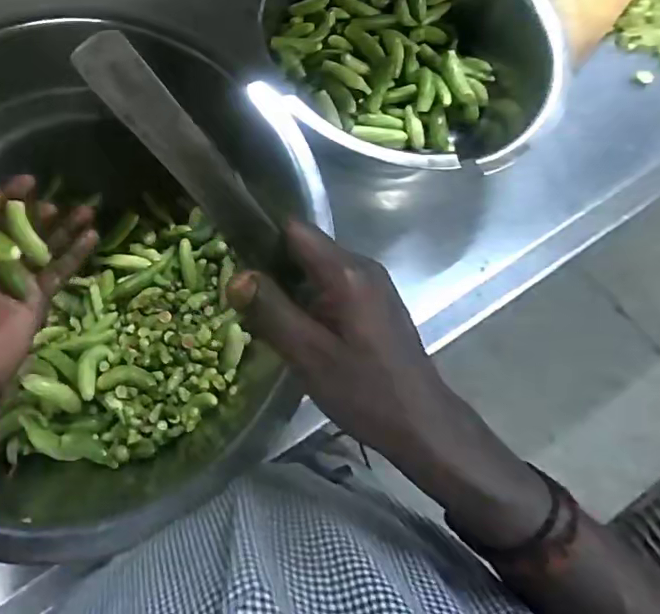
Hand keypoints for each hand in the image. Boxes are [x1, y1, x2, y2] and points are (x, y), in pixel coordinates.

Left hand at [0, 176, 96, 421]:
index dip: (11, 195)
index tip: (30, 181)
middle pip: (24, 227)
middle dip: (40, 211)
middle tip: (56, 202)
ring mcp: (20, 278)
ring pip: (47, 245)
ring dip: (66, 227)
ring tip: (88, 208)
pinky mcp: (40, 298)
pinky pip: (60, 270)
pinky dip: (76, 253)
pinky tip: (92, 235)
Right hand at [226, 220, 450, 460]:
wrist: (428, 431)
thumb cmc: (368, 393)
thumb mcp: (310, 355)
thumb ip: (271, 310)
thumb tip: (235, 276)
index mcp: (347, 272)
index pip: (293, 228)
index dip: (260, 234)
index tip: (231, 252)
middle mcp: (362, 266)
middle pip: (303, 245)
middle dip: (268, 262)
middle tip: (236, 287)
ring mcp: (371, 283)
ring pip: (315, 266)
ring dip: (286, 281)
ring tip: (255, 305)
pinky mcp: (373, 302)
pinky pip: (329, 283)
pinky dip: (306, 295)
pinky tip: (290, 322)